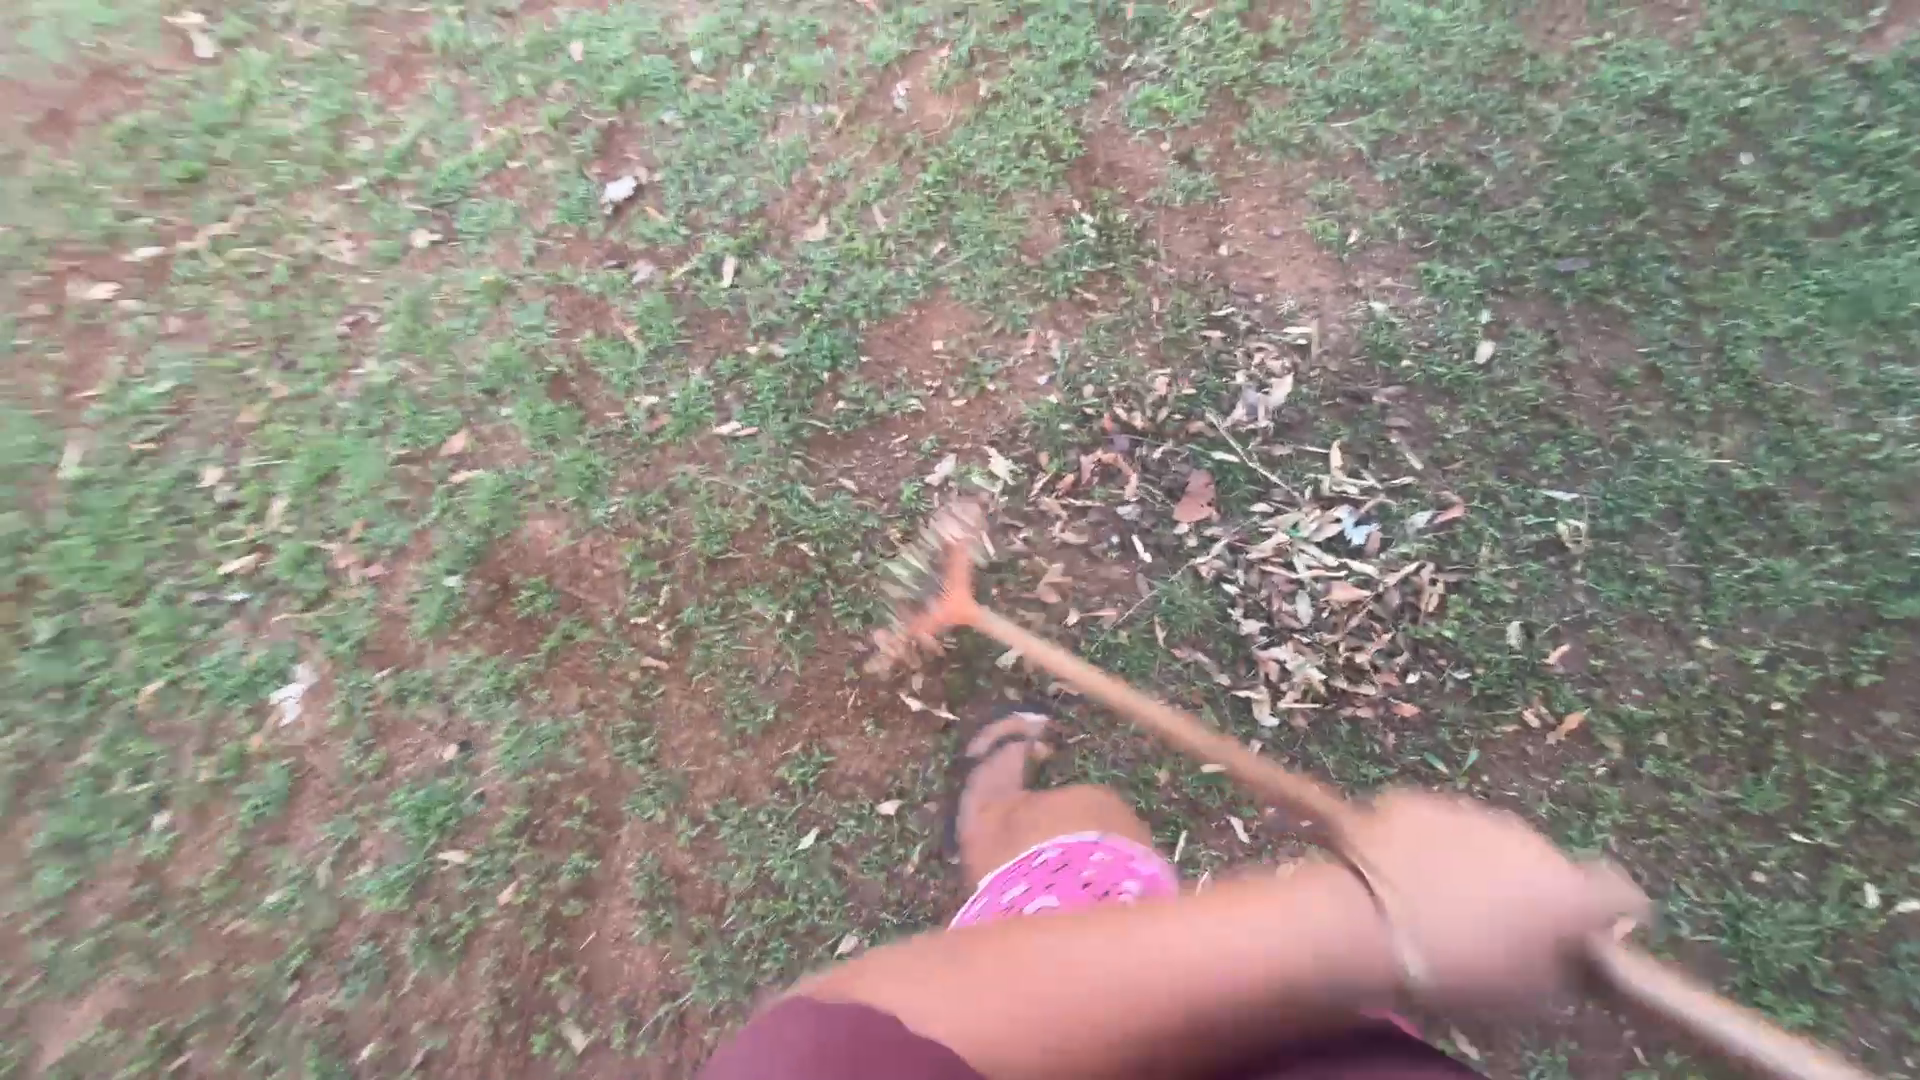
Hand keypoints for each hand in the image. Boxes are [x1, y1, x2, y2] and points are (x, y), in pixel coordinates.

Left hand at [1346, 790, 1649, 1008]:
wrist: (1366, 919)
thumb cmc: (1454, 969)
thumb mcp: (1528, 992)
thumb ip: (1558, 962)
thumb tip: (1560, 948)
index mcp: (1569, 891)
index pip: (1619, 892)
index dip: (1609, 911)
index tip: (1592, 926)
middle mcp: (1527, 840)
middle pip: (1541, 859)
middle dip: (1526, 882)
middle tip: (1495, 914)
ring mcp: (1467, 812)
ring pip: (1485, 836)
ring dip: (1474, 856)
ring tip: (1437, 891)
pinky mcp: (1415, 799)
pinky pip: (1433, 821)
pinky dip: (1426, 839)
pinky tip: (1401, 866)